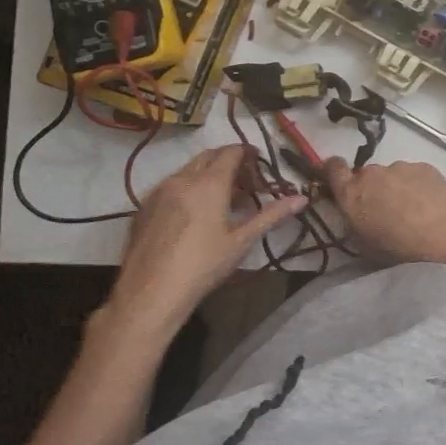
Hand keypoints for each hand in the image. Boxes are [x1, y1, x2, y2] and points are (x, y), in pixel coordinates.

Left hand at [104, 146, 305, 337]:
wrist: (150, 292)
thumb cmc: (203, 265)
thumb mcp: (242, 240)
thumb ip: (272, 215)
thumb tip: (302, 199)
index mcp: (209, 183)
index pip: (231, 152)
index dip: (248, 154)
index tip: (260, 166)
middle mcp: (182, 179)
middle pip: (208, 156)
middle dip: (228, 162)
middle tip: (246, 183)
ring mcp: (158, 192)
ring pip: (188, 170)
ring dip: (208, 175)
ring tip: (223, 200)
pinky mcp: (143, 207)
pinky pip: (171, 185)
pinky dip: (188, 188)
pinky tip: (196, 214)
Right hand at [322, 158, 445, 282]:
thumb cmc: (400, 246)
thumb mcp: (364, 245)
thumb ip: (353, 223)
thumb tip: (355, 214)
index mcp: (351, 193)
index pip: (332, 167)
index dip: (333, 171)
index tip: (340, 180)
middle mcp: (372, 174)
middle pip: (365, 176)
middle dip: (371, 188)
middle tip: (385, 208)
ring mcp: (399, 167)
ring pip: (391, 175)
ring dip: (395, 186)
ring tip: (413, 208)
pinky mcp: (423, 166)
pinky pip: (413, 174)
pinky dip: (416, 184)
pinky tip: (429, 202)